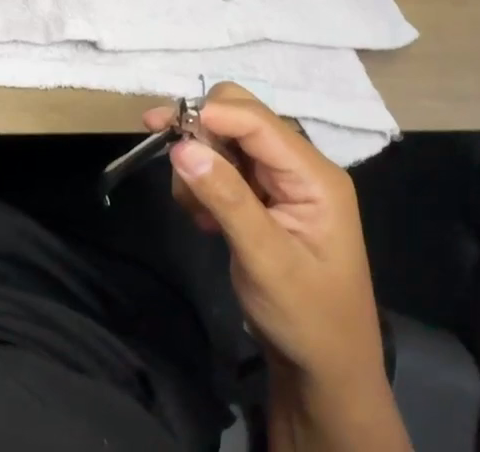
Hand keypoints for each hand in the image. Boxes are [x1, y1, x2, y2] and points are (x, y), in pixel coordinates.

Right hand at [143, 83, 384, 383]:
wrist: (323, 365)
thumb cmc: (306, 314)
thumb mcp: (265, 259)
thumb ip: (226, 198)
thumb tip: (181, 146)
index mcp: (314, 176)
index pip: (256, 120)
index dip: (207, 114)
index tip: (157, 126)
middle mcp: (298, 168)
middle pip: (237, 117)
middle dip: (199, 134)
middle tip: (174, 166)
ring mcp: (279, 182)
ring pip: (221, 140)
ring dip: (197, 165)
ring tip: (199, 215)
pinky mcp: (260, 197)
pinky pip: (218, 167)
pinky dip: (200, 184)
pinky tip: (205, 221)